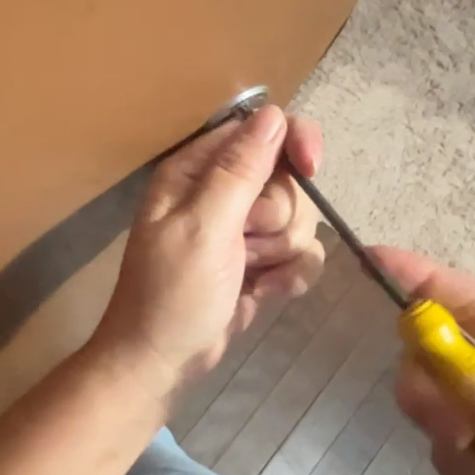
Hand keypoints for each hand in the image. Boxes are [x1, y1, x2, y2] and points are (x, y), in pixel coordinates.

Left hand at [92, 105, 325, 389]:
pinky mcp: (258, 262)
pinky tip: (262, 294)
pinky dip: (287, 276)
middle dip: (277, 218)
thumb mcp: (203, 228)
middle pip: (288, 180)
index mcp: (196, 172)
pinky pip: (300, 254)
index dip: (292, 144)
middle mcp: (220, 193)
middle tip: (244, 246)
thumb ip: (239, 171)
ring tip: (246, 274)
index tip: (311, 168)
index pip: (260, 131)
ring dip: (280, 252)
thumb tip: (273, 113)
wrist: (163, 361)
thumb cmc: (171, 294)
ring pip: (300, 219)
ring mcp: (241, 230)